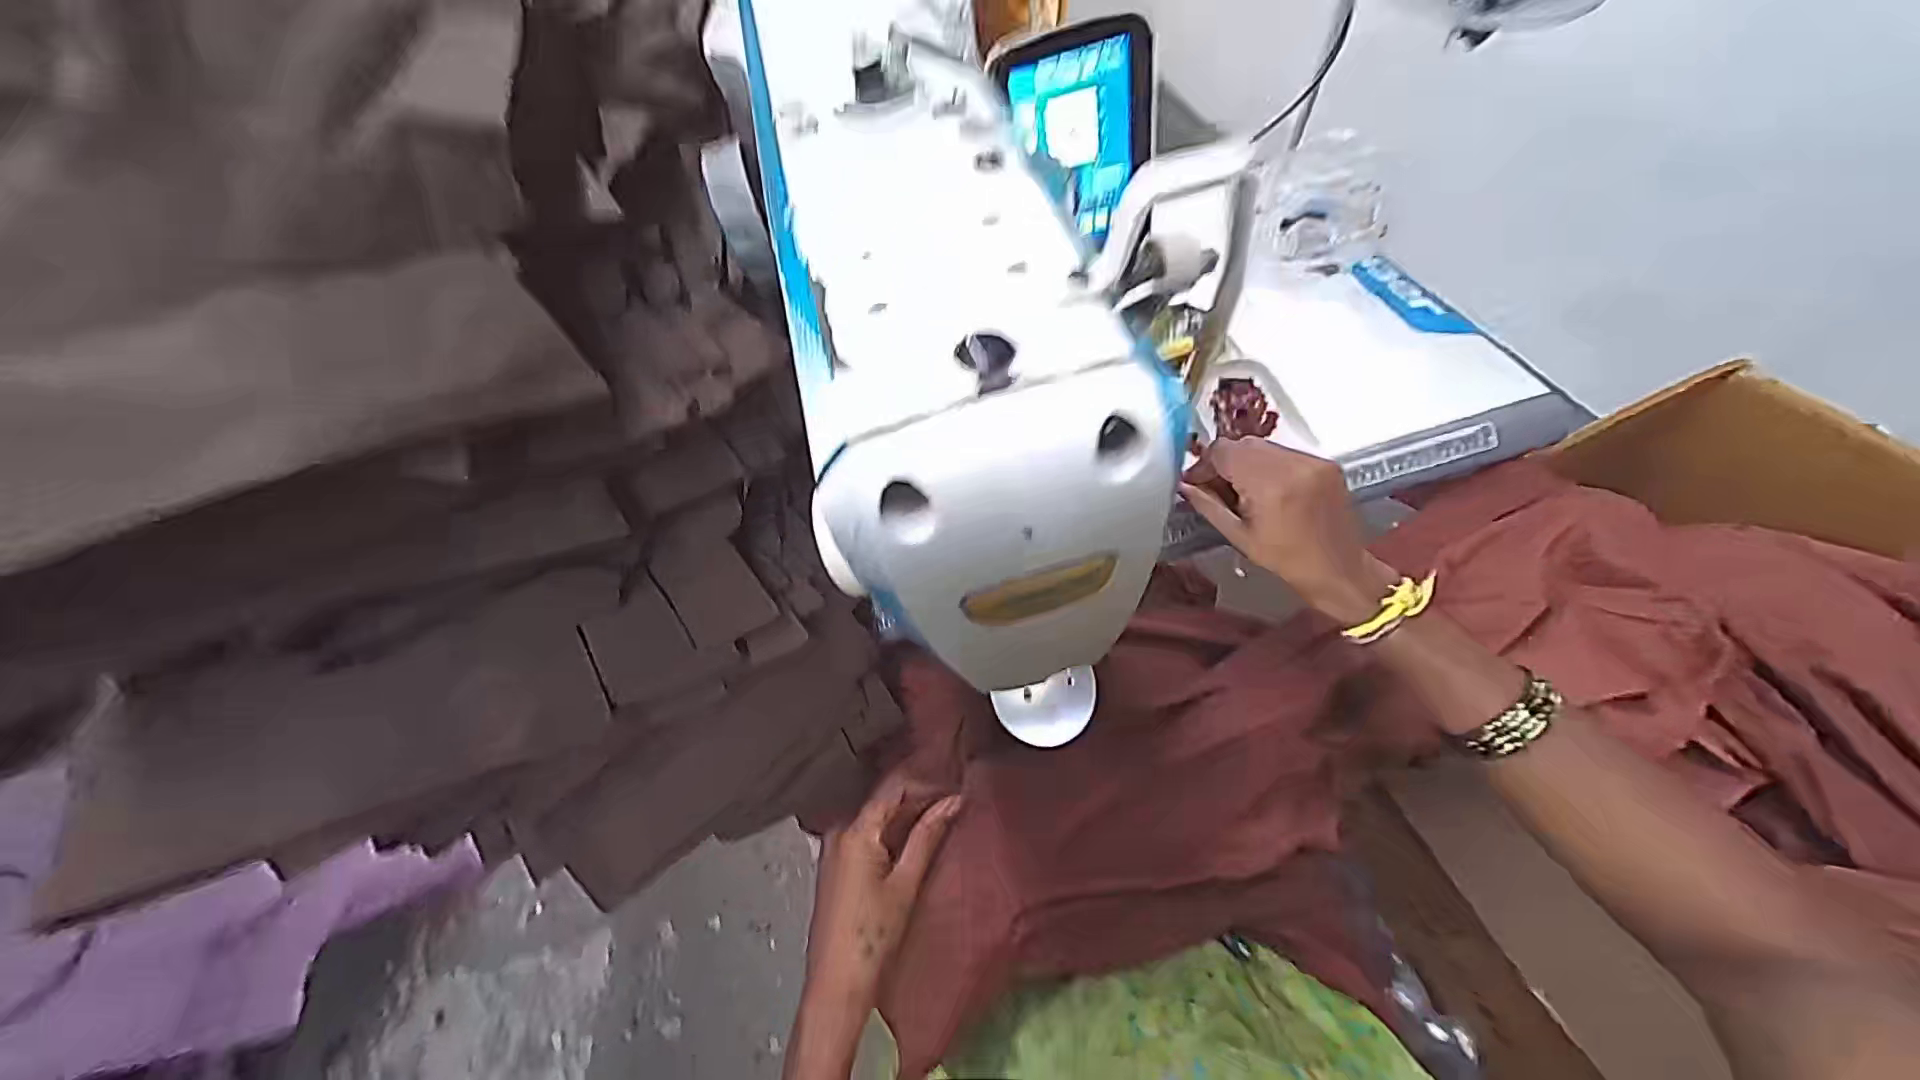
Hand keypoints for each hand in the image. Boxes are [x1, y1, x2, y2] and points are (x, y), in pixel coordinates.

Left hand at [804, 778, 962, 1005]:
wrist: (837, 985)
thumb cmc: (874, 936)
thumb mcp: (906, 882)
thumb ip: (927, 836)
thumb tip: (952, 801)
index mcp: (855, 830)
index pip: (892, 789)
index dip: (922, 781)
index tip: (950, 779)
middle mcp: (839, 831)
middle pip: (881, 801)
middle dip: (915, 797)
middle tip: (948, 796)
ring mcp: (833, 848)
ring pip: (874, 817)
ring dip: (902, 815)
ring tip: (936, 812)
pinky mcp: (834, 865)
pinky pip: (864, 833)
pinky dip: (888, 831)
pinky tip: (910, 837)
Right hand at [1180, 437, 1393, 623]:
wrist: (1338, 567)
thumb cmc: (1286, 559)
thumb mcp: (1238, 536)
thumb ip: (1208, 505)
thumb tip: (1186, 486)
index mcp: (1270, 485)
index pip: (1224, 451)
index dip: (1204, 464)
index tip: (1196, 482)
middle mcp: (1294, 465)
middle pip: (1243, 445)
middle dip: (1223, 462)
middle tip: (1216, 487)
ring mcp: (1313, 461)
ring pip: (1263, 447)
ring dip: (1245, 462)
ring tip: (1242, 490)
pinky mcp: (1325, 463)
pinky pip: (1284, 453)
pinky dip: (1268, 465)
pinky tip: (1267, 489)